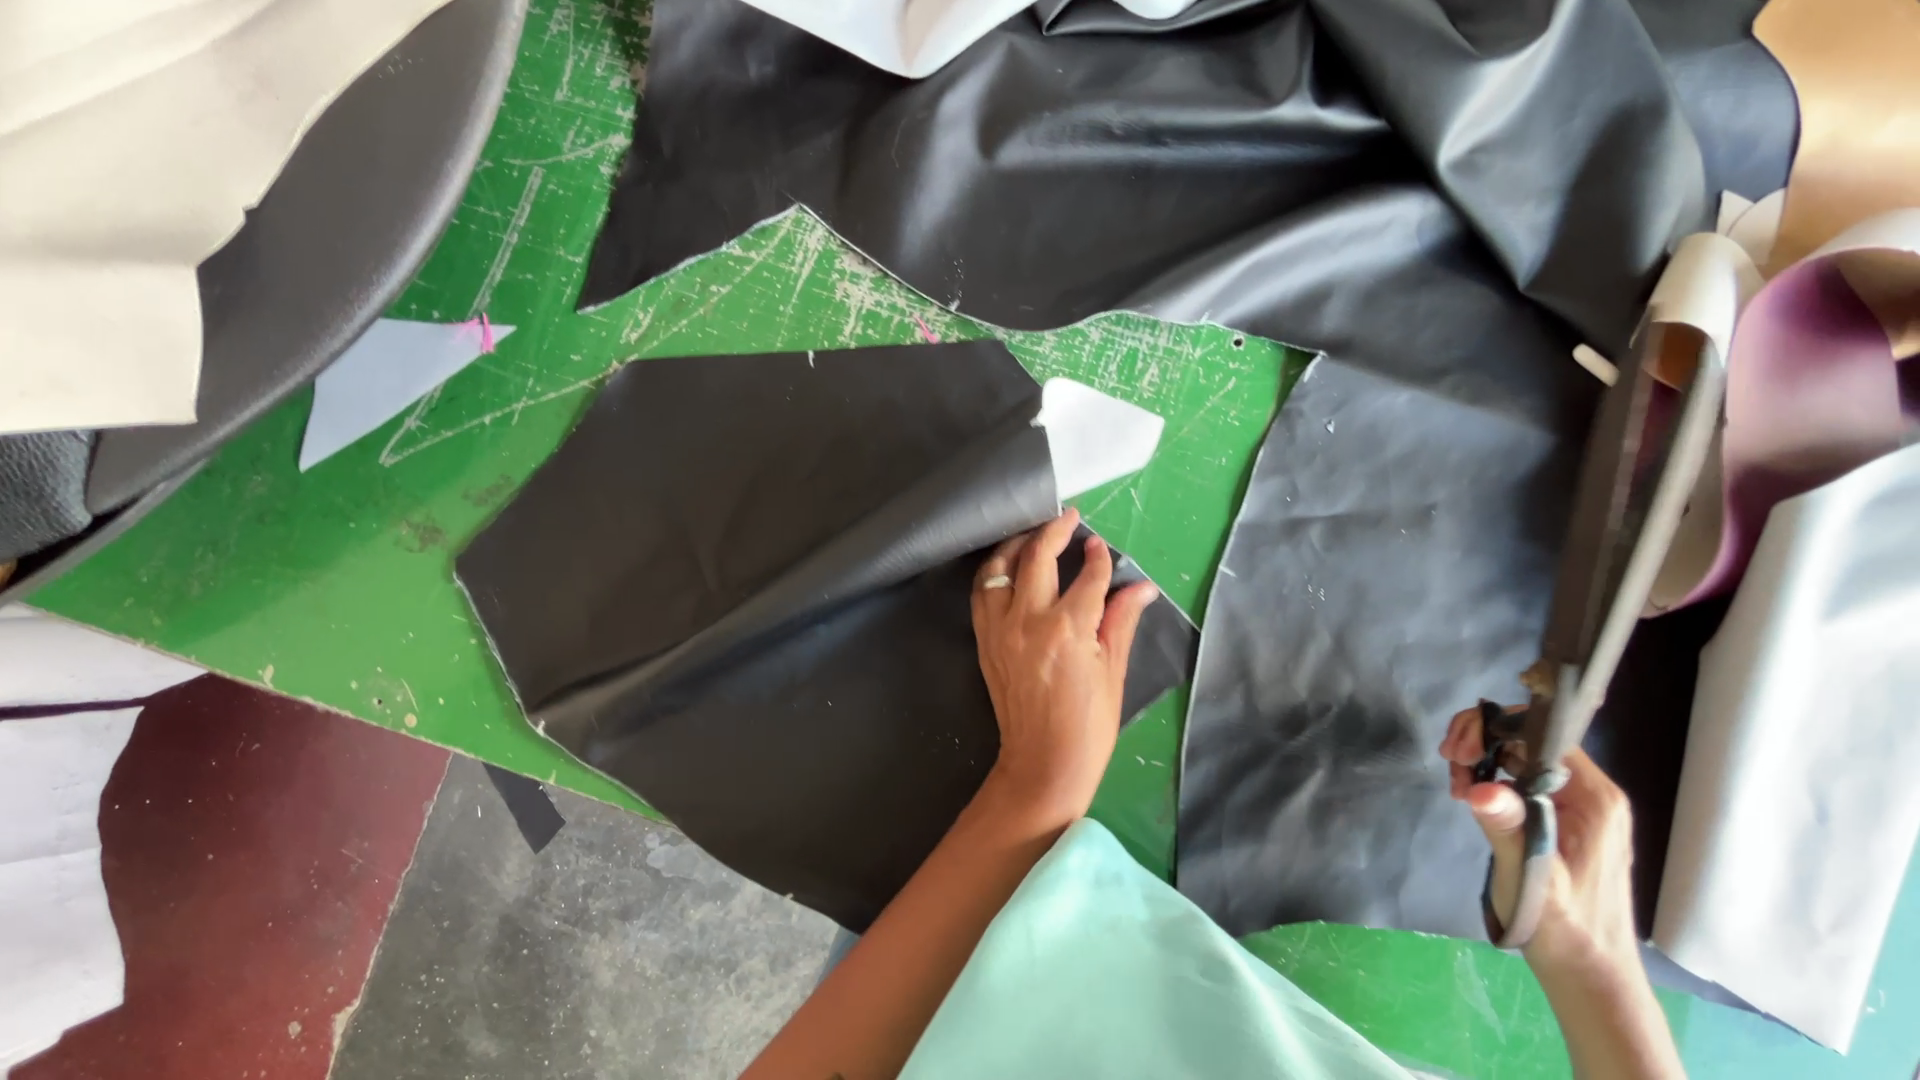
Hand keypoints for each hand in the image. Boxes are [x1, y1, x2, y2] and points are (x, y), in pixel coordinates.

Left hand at [971, 508, 1159, 819]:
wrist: (1043, 764)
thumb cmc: (1089, 725)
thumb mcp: (1113, 671)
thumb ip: (1120, 620)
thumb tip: (1142, 588)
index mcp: (1069, 628)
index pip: (1088, 576)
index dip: (1099, 557)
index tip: (1101, 546)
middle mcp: (1029, 619)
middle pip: (1038, 557)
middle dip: (1056, 530)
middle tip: (1069, 517)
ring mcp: (1001, 629)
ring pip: (1000, 567)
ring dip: (1017, 544)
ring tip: (1034, 533)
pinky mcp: (984, 640)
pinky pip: (982, 593)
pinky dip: (994, 572)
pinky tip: (1007, 566)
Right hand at [1439, 706, 1641, 980]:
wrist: (1590, 978)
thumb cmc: (1567, 930)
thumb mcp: (1534, 878)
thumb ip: (1509, 829)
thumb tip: (1480, 788)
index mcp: (1595, 799)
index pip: (1543, 733)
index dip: (1495, 729)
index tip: (1458, 753)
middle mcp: (1589, 795)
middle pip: (1528, 739)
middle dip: (1481, 741)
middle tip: (1449, 765)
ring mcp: (1575, 807)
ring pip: (1519, 757)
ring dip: (1480, 760)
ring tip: (1456, 787)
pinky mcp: (1558, 820)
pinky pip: (1518, 780)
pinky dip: (1488, 780)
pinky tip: (1469, 800)